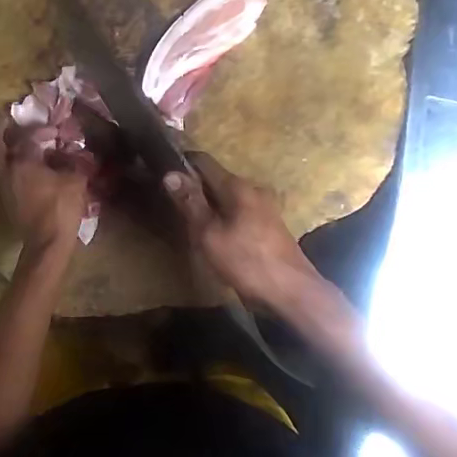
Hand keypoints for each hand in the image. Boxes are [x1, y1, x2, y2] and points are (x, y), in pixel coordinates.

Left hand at [0, 115, 94, 254]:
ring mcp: (3, 184)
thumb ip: (74, 161)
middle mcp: (6, 169)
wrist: (46, 243)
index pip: (29, 136)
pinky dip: (10, 162)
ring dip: (3, 146)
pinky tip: (25, 164)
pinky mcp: (6, 198)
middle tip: (7, 116)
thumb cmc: (60, 208)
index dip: (43, 130)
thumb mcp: (75, 180)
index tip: (56, 132)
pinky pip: (3, 172)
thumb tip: (74, 152)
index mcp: (22, 161)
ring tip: (16, 139)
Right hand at [162, 153, 324, 312]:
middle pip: (216, 180)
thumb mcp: (209, 234)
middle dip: (194, 188)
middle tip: (172, 204)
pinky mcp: (269, 226)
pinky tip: (214, 236)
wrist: (293, 294)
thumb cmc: (247, 262)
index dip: (181, 164)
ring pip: (227, 198)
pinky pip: (238, 212)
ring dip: (209, 206)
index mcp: (237, 186)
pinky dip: (223, 218)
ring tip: (189, 222)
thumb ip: (190, 203)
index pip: (203, 161)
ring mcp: (265, 208)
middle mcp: (253, 190)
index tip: (162, 174)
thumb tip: (170, 173)